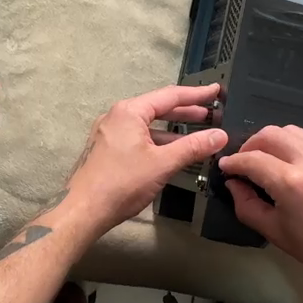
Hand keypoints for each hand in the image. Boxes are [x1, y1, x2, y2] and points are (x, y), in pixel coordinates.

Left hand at [59, 83, 228, 237]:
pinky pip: (137, 137)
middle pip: (157, 108)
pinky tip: (170, 151)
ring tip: (196, 133)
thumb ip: (193, 147)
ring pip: (147, 125)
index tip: (216, 91)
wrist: (82, 211)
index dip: (196, 94)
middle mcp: (117, 116)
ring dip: (172, 129)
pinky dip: (157, 140)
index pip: (170, 96)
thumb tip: (220, 135)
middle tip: (210, 113)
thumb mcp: (162, 164)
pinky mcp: (106, 149)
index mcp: (129, 112)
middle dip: (185, 111)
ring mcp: (109, 132)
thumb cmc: (122, 184)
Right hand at [217, 125, 302, 286]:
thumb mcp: (277, 233)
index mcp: (291, 182)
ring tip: (265, 159)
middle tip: (244, 163)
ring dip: (271, 140)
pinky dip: (292, 144)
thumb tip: (234, 185)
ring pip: (290, 131)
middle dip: (250, 145)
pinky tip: (289, 163)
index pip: (252, 159)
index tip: (225, 167)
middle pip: (270, 134)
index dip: (234, 162)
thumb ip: (248, 206)